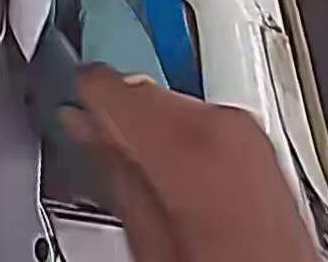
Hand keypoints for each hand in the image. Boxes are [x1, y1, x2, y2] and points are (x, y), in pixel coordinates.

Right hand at [63, 64, 316, 261]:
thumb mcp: (149, 242)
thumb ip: (111, 170)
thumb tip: (81, 125)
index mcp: (190, 144)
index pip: (115, 85)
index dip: (84, 87)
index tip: (69, 94)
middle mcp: (223, 123)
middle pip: (144, 93)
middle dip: (116, 113)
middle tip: (92, 137)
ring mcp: (246, 129)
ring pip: (171, 100)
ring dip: (148, 123)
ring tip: (136, 165)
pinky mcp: (258, 140)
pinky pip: (201, 116)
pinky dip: (179, 131)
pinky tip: (171, 169)